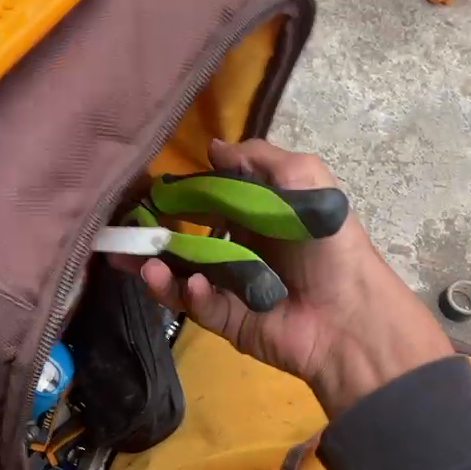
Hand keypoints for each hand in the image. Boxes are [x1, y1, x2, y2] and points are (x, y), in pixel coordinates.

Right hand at [131, 139, 453, 416]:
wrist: (349, 316)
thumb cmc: (330, 244)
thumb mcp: (307, 182)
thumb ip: (261, 160)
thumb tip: (213, 147)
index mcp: (254, 218)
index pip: (205, 204)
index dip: (177, 197)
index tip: (146, 190)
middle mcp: (236, 251)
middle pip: (182, 243)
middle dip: (151, 238)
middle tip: (121, 232)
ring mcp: (228, 289)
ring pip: (181, 277)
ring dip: (158, 269)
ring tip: (139, 263)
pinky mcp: (227, 322)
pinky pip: (200, 306)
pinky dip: (190, 295)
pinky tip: (191, 284)